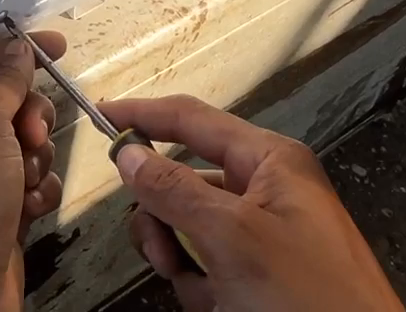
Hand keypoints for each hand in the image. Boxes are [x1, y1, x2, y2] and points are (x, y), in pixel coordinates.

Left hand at [0, 31, 67, 311]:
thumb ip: (4, 82)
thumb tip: (19, 49)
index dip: (22, 51)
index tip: (58, 46)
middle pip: (15, 100)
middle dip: (31, 118)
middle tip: (27, 138)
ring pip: (32, 141)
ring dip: (36, 159)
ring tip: (20, 184)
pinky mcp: (5, 203)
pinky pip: (38, 178)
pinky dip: (39, 190)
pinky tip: (27, 209)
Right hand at [100, 95, 401, 311]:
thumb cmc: (307, 299)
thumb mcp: (232, 239)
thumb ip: (173, 189)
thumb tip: (127, 151)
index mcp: (270, 161)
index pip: (189, 118)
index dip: (141, 113)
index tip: (98, 117)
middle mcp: (267, 189)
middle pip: (183, 178)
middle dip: (164, 216)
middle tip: (161, 253)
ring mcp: (266, 236)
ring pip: (190, 226)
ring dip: (182, 258)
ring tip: (202, 292)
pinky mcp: (264, 277)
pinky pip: (209, 264)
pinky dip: (203, 287)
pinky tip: (219, 308)